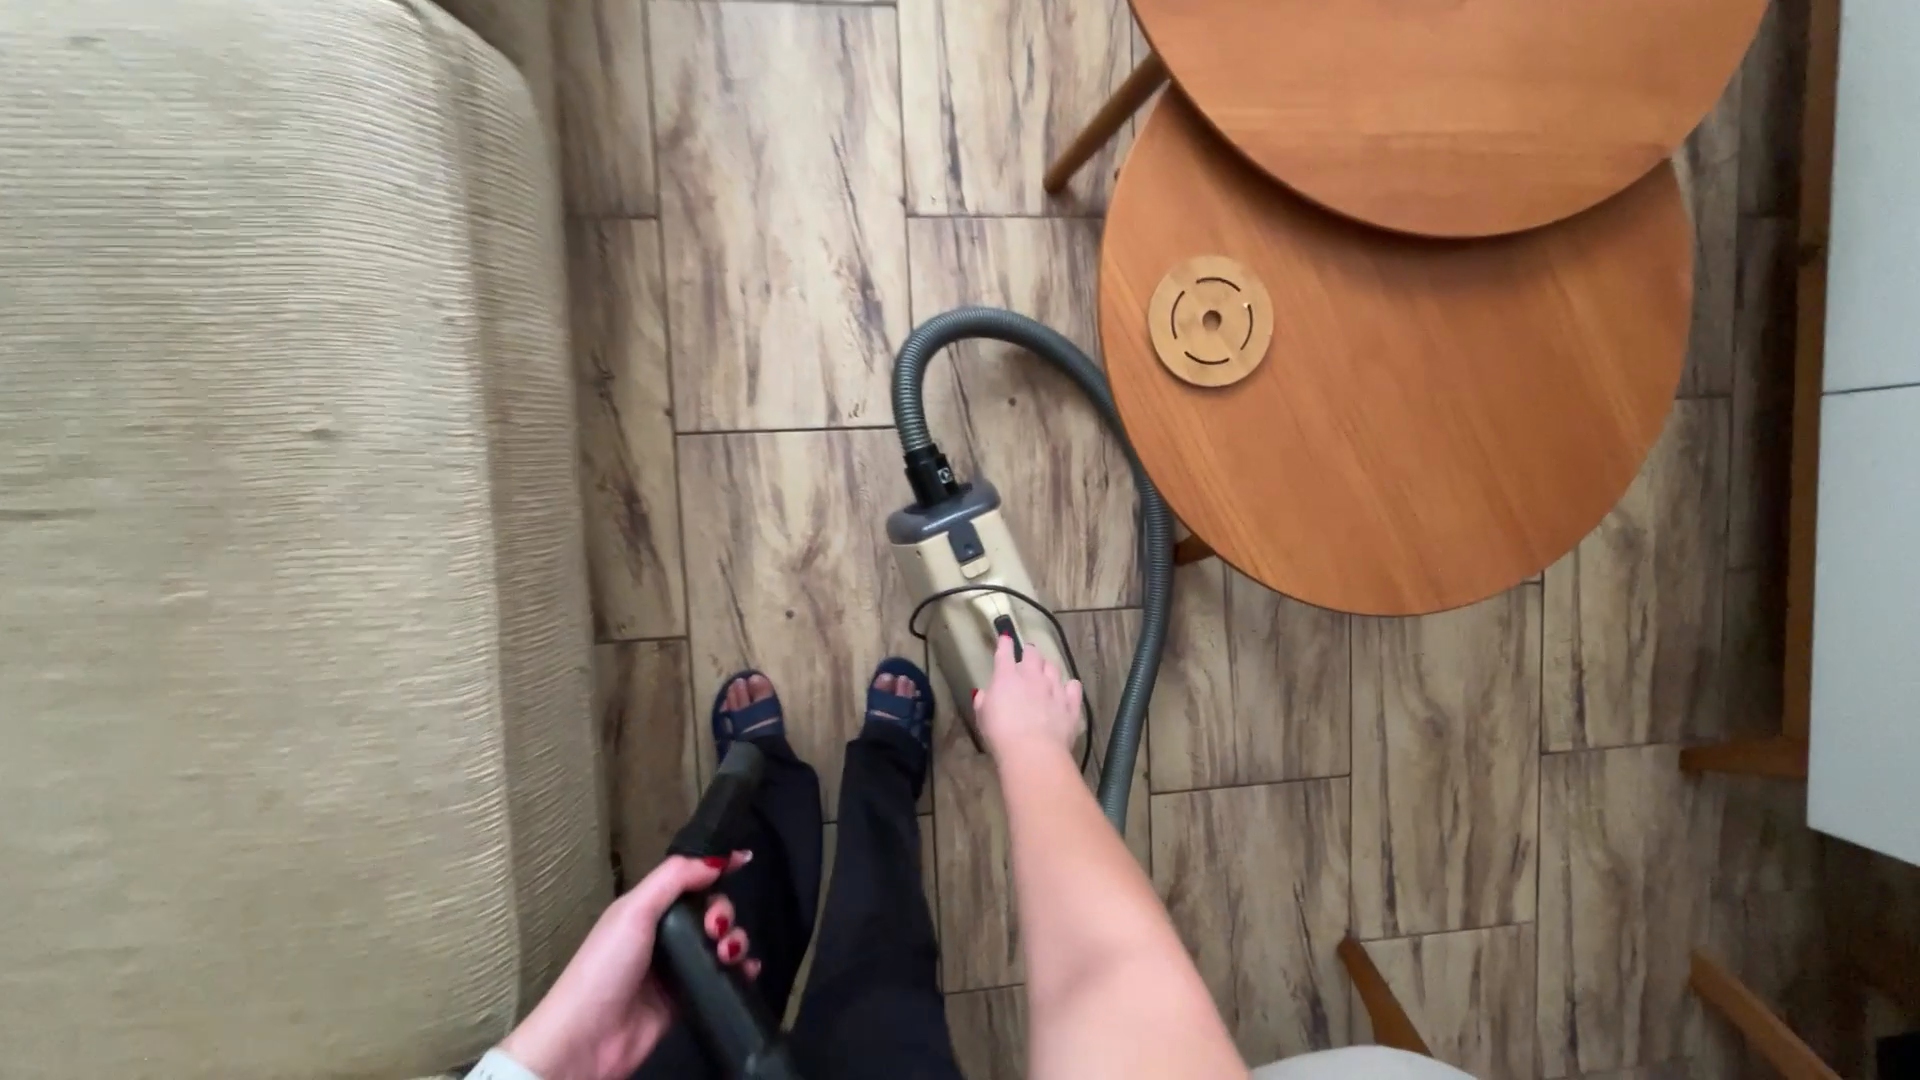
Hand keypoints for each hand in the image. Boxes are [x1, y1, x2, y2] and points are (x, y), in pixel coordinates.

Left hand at [500, 853, 756, 1079]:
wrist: (586, 1042)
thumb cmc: (606, 967)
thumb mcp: (634, 911)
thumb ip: (675, 878)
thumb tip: (717, 861)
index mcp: (649, 908)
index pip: (690, 879)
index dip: (715, 868)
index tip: (744, 860)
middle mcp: (666, 933)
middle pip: (711, 909)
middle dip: (723, 912)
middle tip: (715, 930)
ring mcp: (678, 967)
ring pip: (722, 941)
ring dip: (735, 940)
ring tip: (727, 955)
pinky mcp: (689, 998)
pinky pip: (725, 976)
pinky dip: (742, 970)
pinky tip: (748, 970)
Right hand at [973, 632, 1082, 758]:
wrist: (1033, 751)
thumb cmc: (1000, 733)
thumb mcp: (982, 717)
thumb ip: (982, 701)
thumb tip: (982, 693)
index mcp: (1007, 677)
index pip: (1005, 652)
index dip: (1005, 643)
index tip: (1005, 638)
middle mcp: (1032, 677)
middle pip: (1033, 655)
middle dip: (1030, 652)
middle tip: (1028, 653)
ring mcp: (1054, 689)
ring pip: (1053, 668)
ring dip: (1048, 667)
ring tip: (1046, 670)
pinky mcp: (1070, 704)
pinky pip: (1073, 688)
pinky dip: (1070, 686)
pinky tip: (1069, 689)